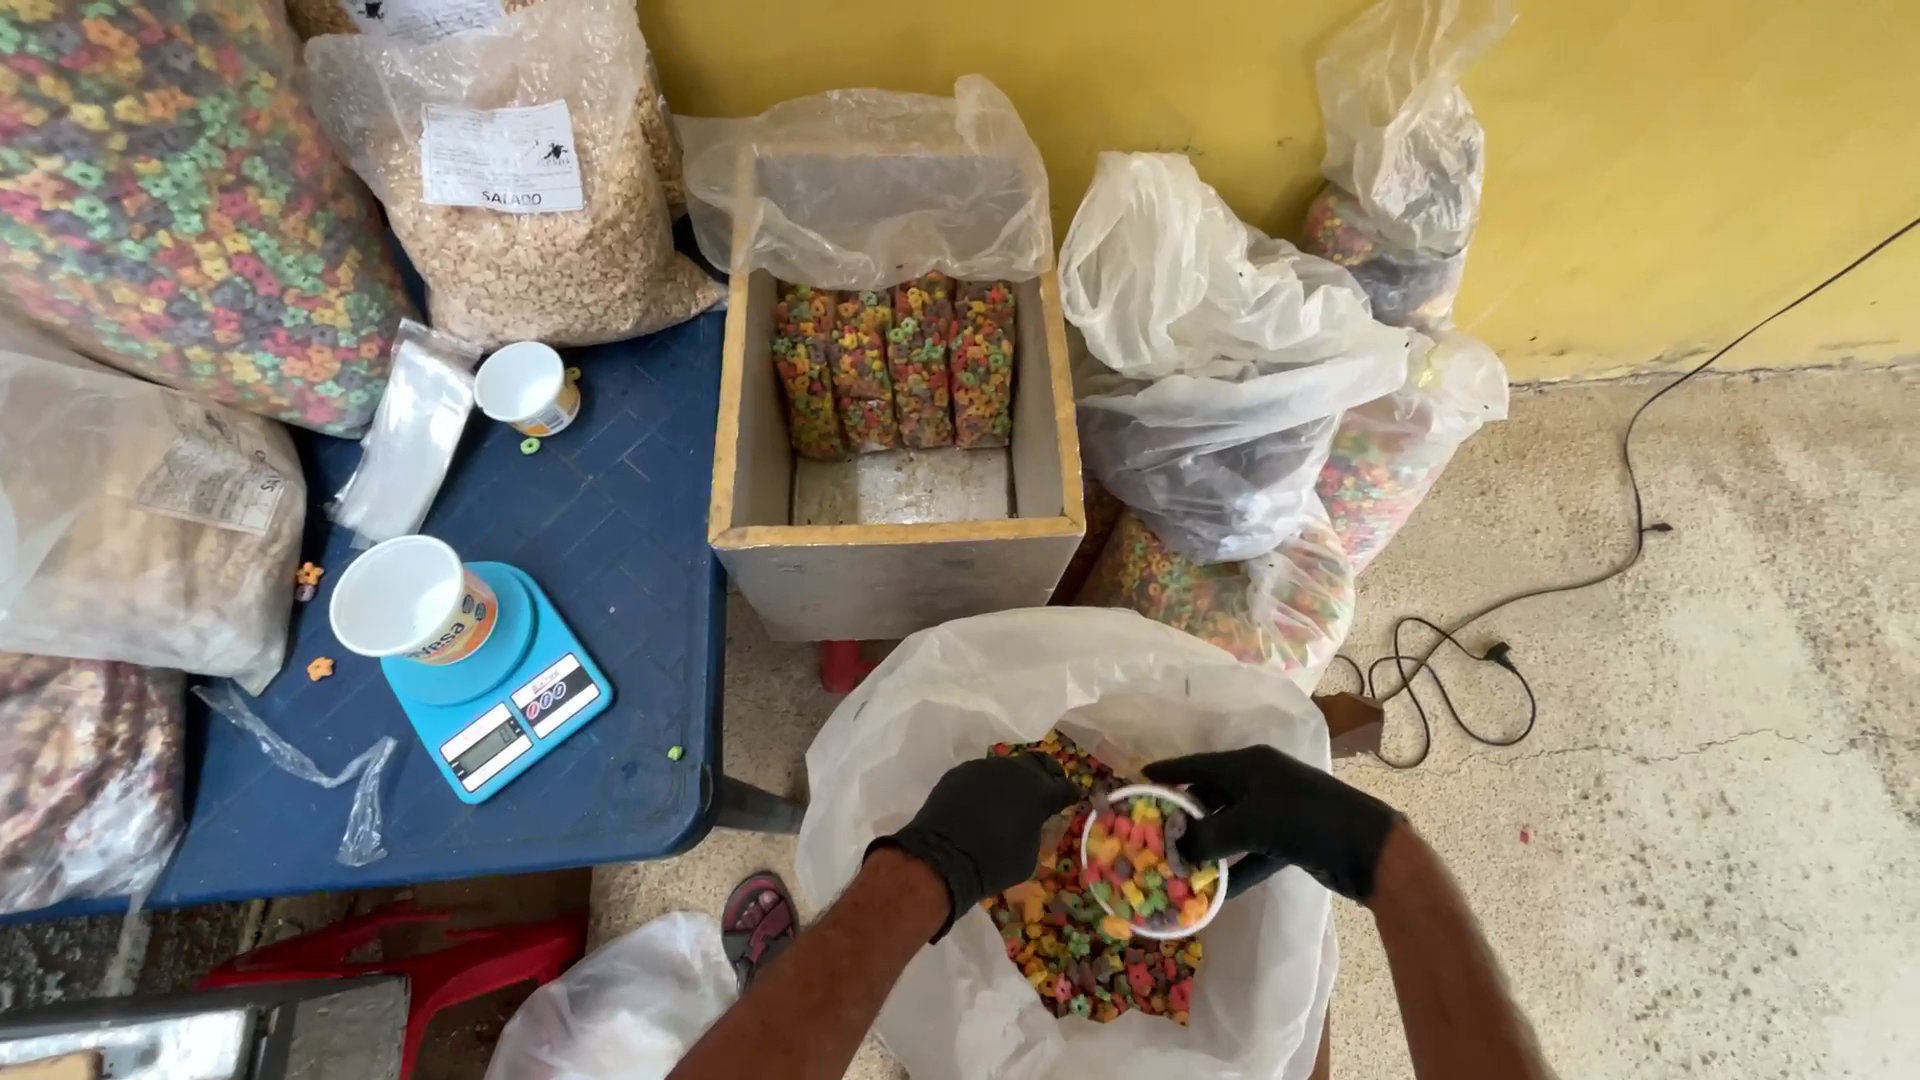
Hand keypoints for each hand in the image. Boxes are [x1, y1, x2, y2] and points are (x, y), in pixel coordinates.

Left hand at [867, 753, 1077, 940]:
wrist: (943, 857)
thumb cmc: (994, 863)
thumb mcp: (1030, 856)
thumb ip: (1037, 830)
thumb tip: (1034, 821)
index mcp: (1038, 792)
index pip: (1064, 787)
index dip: (1070, 794)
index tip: (1072, 799)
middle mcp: (1015, 771)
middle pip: (1039, 764)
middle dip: (1048, 775)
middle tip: (1048, 788)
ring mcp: (985, 767)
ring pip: (1008, 767)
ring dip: (1014, 780)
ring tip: (1010, 798)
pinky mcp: (961, 771)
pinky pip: (982, 774)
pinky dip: (989, 785)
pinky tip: (982, 801)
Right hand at [1144, 745, 1399, 900]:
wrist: (1371, 849)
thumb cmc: (1306, 819)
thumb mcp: (1251, 823)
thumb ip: (1209, 836)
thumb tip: (1176, 850)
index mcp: (1249, 764)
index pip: (1197, 764)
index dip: (1169, 772)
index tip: (1140, 779)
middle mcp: (1260, 781)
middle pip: (1211, 795)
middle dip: (1186, 816)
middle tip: (1157, 831)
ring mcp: (1276, 810)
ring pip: (1231, 826)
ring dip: (1210, 847)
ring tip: (1180, 863)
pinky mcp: (1290, 839)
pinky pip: (1251, 851)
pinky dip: (1235, 867)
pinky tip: (1217, 891)